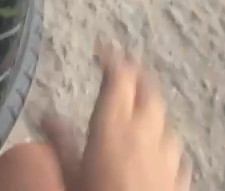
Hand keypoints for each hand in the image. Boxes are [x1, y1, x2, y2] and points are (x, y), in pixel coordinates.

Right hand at [39, 48, 190, 190]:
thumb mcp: (69, 172)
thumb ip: (60, 141)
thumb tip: (44, 114)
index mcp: (114, 124)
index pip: (119, 77)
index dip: (112, 57)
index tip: (102, 47)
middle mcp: (145, 134)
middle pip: (149, 92)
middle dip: (138, 75)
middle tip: (126, 66)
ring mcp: (167, 160)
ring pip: (166, 122)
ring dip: (154, 110)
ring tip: (142, 106)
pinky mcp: (180, 183)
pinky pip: (177, 154)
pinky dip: (166, 143)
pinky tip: (161, 151)